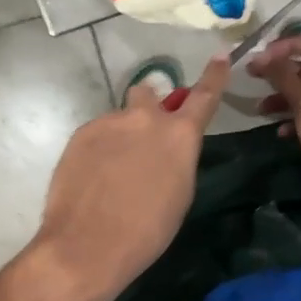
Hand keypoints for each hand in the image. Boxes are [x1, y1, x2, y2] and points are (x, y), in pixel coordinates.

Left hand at [21, 54, 230, 300]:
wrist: (88, 245)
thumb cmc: (147, 231)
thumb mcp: (179, 194)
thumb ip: (177, 158)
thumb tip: (166, 148)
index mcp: (180, 135)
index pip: (204, 96)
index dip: (213, 76)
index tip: (219, 56)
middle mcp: (146, 118)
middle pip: (149, 92)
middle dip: (149, 107)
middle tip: (143, 140)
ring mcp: (110, 122)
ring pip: (120, 119)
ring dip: (122, 136)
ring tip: (112, 173)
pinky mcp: (82, 133)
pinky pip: (97, 134)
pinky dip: (99, 150)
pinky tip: (93, 179)